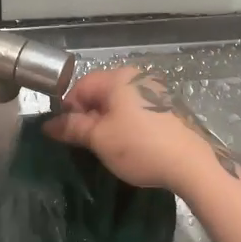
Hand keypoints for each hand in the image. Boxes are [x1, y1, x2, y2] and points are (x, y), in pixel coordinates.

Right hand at [44, 66, 240, 193]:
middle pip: (102, 92)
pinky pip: (139, 111)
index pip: (82, 85)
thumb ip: (72, 128)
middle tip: (86, 143)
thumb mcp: (100, 139)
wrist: (192, 163)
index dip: (68, 108)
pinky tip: (132, 146)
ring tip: (108, 147)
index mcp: (120, 77)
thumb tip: (48, 125)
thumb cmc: (139, 146)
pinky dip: (129, 125)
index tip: (66, 133)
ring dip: (109, 122)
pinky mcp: (170, 108)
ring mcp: (158, 91)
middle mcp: (139, 77)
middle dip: (90, 116)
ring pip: (121, 103)